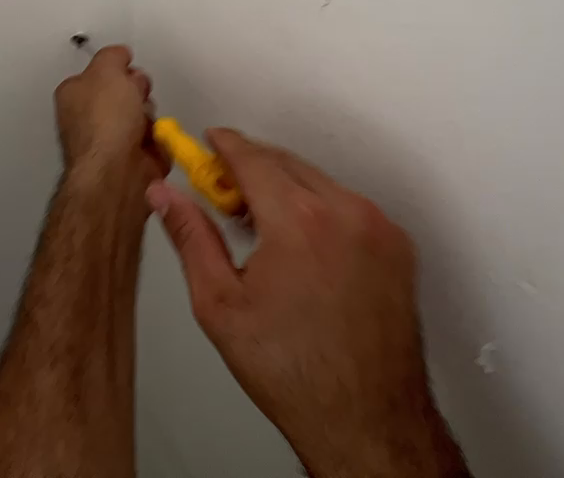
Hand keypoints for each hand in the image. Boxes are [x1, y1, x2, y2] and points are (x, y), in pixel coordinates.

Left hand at [53, 45, 162, 188]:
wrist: (117, 174)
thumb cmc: (105, 121)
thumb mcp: (106, 70)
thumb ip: (113, 56)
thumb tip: (121, 54)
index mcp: (75, 95)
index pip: (101, 73)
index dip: (118, 70)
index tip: (127, 72)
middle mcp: (89, 118)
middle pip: (125, 93)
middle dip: (138, 92)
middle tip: (137, 99)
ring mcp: (111, 140)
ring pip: (143, 115)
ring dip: (150, 116)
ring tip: (144, 126)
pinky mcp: (135, 160)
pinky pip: (156, 139)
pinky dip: (160, 140)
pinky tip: (155, 142)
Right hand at [148, 129, 467, 477]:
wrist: (368, 422)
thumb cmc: (295, 373)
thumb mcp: (219, 303)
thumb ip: (190, 236)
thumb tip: (165, 196)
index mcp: (299, 222)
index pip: (252, 156)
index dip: (224, 144)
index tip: (208, 141)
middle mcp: (346, 213)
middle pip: (285, 162)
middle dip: (251, 166)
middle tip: (223, 191)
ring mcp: (379, 229)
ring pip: (318, 180)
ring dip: (285, 186)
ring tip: (259, 223)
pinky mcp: (398, 247)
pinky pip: (348, 204)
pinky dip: (319, 207)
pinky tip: (299, 242)